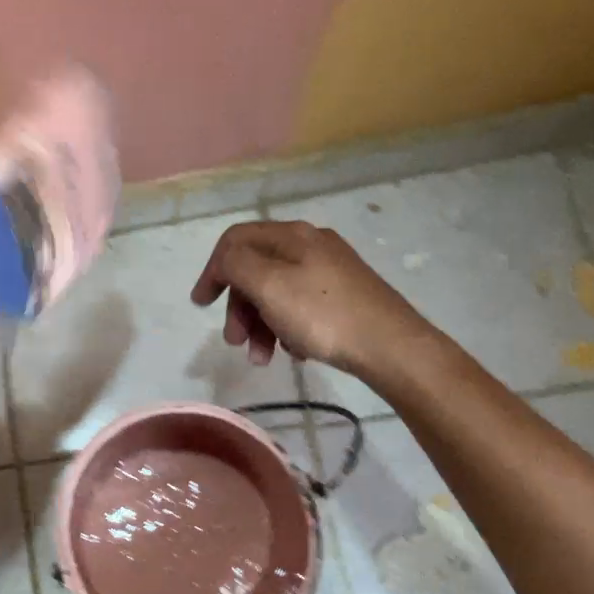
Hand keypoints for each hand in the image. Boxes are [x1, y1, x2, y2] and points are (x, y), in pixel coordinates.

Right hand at [189, 220, 434, 379]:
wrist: (390, 345)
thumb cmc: (323, 314)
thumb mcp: (268, 285)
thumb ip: (236, 264)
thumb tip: (225, 262)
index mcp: (291, 236)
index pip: (235, 240)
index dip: (213, 270)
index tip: (203, 304)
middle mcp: (310, 245)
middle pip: (255, 269)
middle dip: (239, 307)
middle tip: (235, 341)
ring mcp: (330, 270)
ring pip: (276, 292)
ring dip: (260, 325)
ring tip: (262, 358)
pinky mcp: (343, 294)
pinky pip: (299, 307)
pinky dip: (287, 328)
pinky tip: (294, 351)